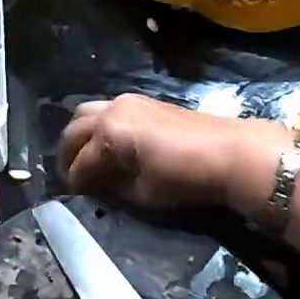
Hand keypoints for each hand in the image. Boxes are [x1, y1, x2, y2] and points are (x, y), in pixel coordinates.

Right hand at [59, 94, 292, 214]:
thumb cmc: (184, 177)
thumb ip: (111, 186)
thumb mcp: (141, 192)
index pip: (80, 161)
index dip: (74, 183)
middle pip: (76, 129)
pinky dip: (102, 126)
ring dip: (83, 135)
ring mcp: (131, 101)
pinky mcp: (148, 102)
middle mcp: (113, 109)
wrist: (230, 152)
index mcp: (107, 130)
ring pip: (90, 113)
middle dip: (69, 154)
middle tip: (72, 177)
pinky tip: (110, 146)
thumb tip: (95, 184)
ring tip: (88, 159)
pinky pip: (111, 110)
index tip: (74, 198)